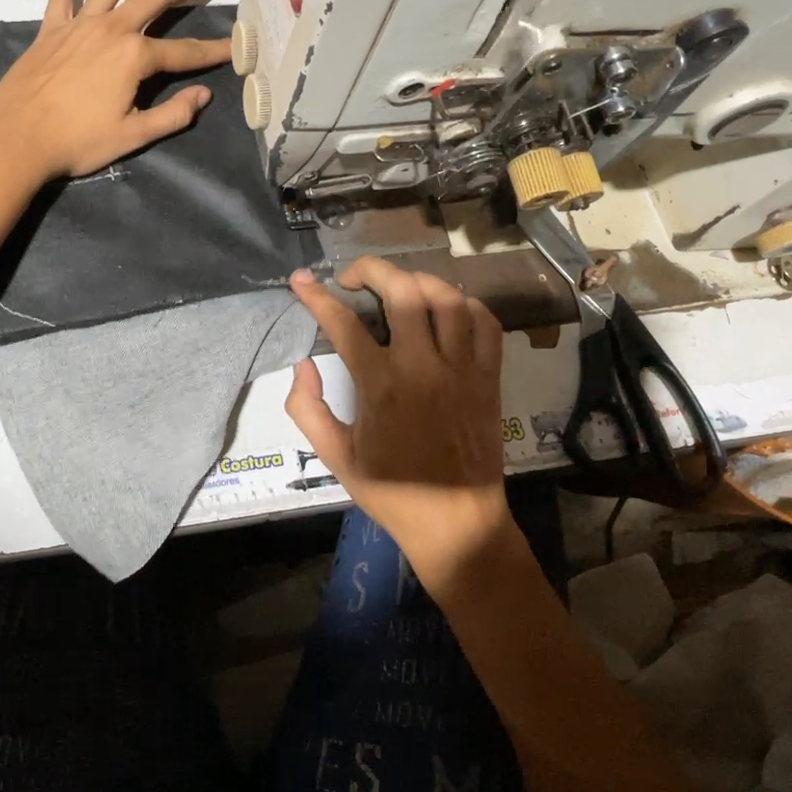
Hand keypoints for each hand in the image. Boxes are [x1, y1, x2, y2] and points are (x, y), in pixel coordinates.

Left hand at [0, 0, 229, 180]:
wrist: (17, 138)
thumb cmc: (77, 142)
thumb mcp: (132, 136)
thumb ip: (172, 115)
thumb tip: (202, 96)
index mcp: (135, 57)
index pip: (184, 51)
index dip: (212, 50)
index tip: (234, 46)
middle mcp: (111, 29)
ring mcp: (79, 24)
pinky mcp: (51, 29)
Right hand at [285, 257, 515, 599]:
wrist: (456, 522)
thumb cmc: (391, 492)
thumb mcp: (335, 457)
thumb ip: (307, 408)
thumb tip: (303, 365)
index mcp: (380, 386)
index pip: (344, 324)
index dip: (317, 296)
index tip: (301, 280)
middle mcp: (423, 367)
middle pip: (402, 291)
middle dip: (372, 270)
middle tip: (353, 278)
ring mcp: (462, 369)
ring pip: (447, 298)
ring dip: (418, 281)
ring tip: (399, 288)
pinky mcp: (490, 377)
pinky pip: (486, 323)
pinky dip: (466, 305)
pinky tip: (446, 310)